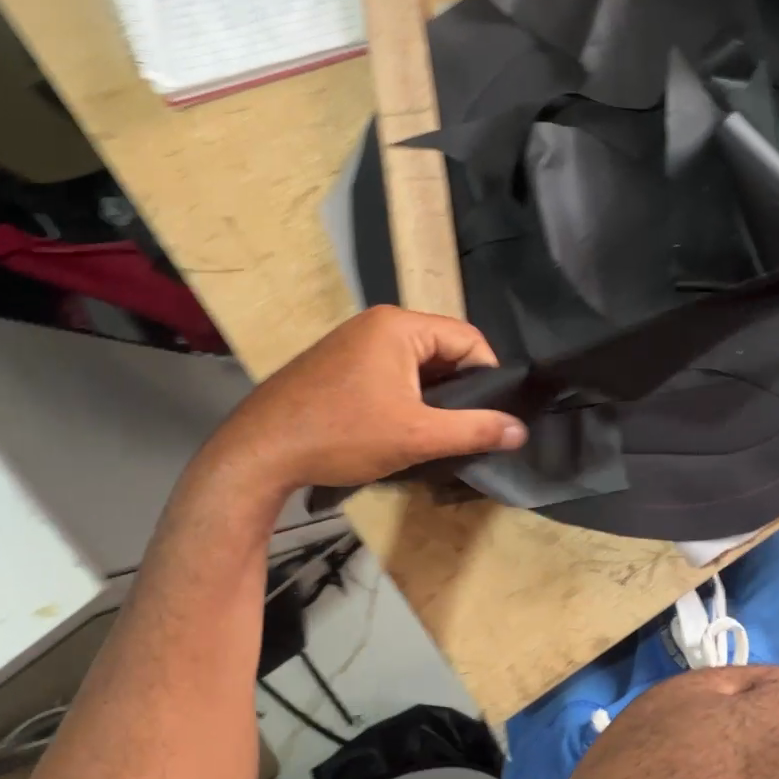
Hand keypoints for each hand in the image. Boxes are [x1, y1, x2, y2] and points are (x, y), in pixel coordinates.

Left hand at [200, 306, 526, 494]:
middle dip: (459, 389)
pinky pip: (391, 372)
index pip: (469, 340)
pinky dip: (405, 397)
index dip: (488, 377)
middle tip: (463, 428)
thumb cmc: (341, 435)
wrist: (257, 454)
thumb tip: (522, 431)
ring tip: (434, 432)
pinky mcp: (338, 364)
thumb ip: (476, 430)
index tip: (490, 416)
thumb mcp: (418, 436)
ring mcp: (353, 342)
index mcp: (399, 325)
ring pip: (418, 365)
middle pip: (444, 350)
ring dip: (432, 396)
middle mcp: (377, 323)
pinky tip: (400, 428)